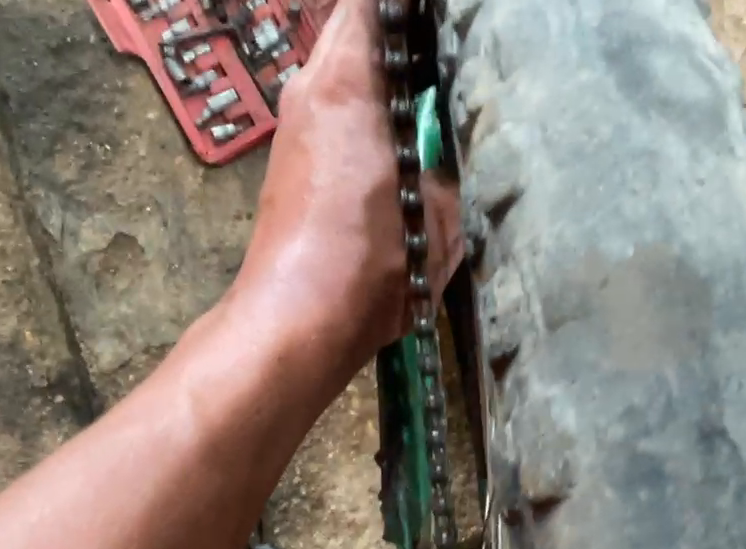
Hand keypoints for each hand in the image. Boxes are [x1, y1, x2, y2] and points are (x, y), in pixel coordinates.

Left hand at [236, 0, 462, 370]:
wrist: (299, 321)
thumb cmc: (371, 267)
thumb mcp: (438, 222)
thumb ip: (448, 173)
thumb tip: (448, 157)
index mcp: (348, 84)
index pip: (374, 8)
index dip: (414, 14)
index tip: (450, 27)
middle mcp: (311, 88)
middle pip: (358, 30)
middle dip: (404, 42)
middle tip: (453, 64)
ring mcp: (296, 124)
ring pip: (347, 72)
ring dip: (386, 80)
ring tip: (435, 99)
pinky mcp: (292, 159)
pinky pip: (338, 112)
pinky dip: (370, 114)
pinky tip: (404, 144)